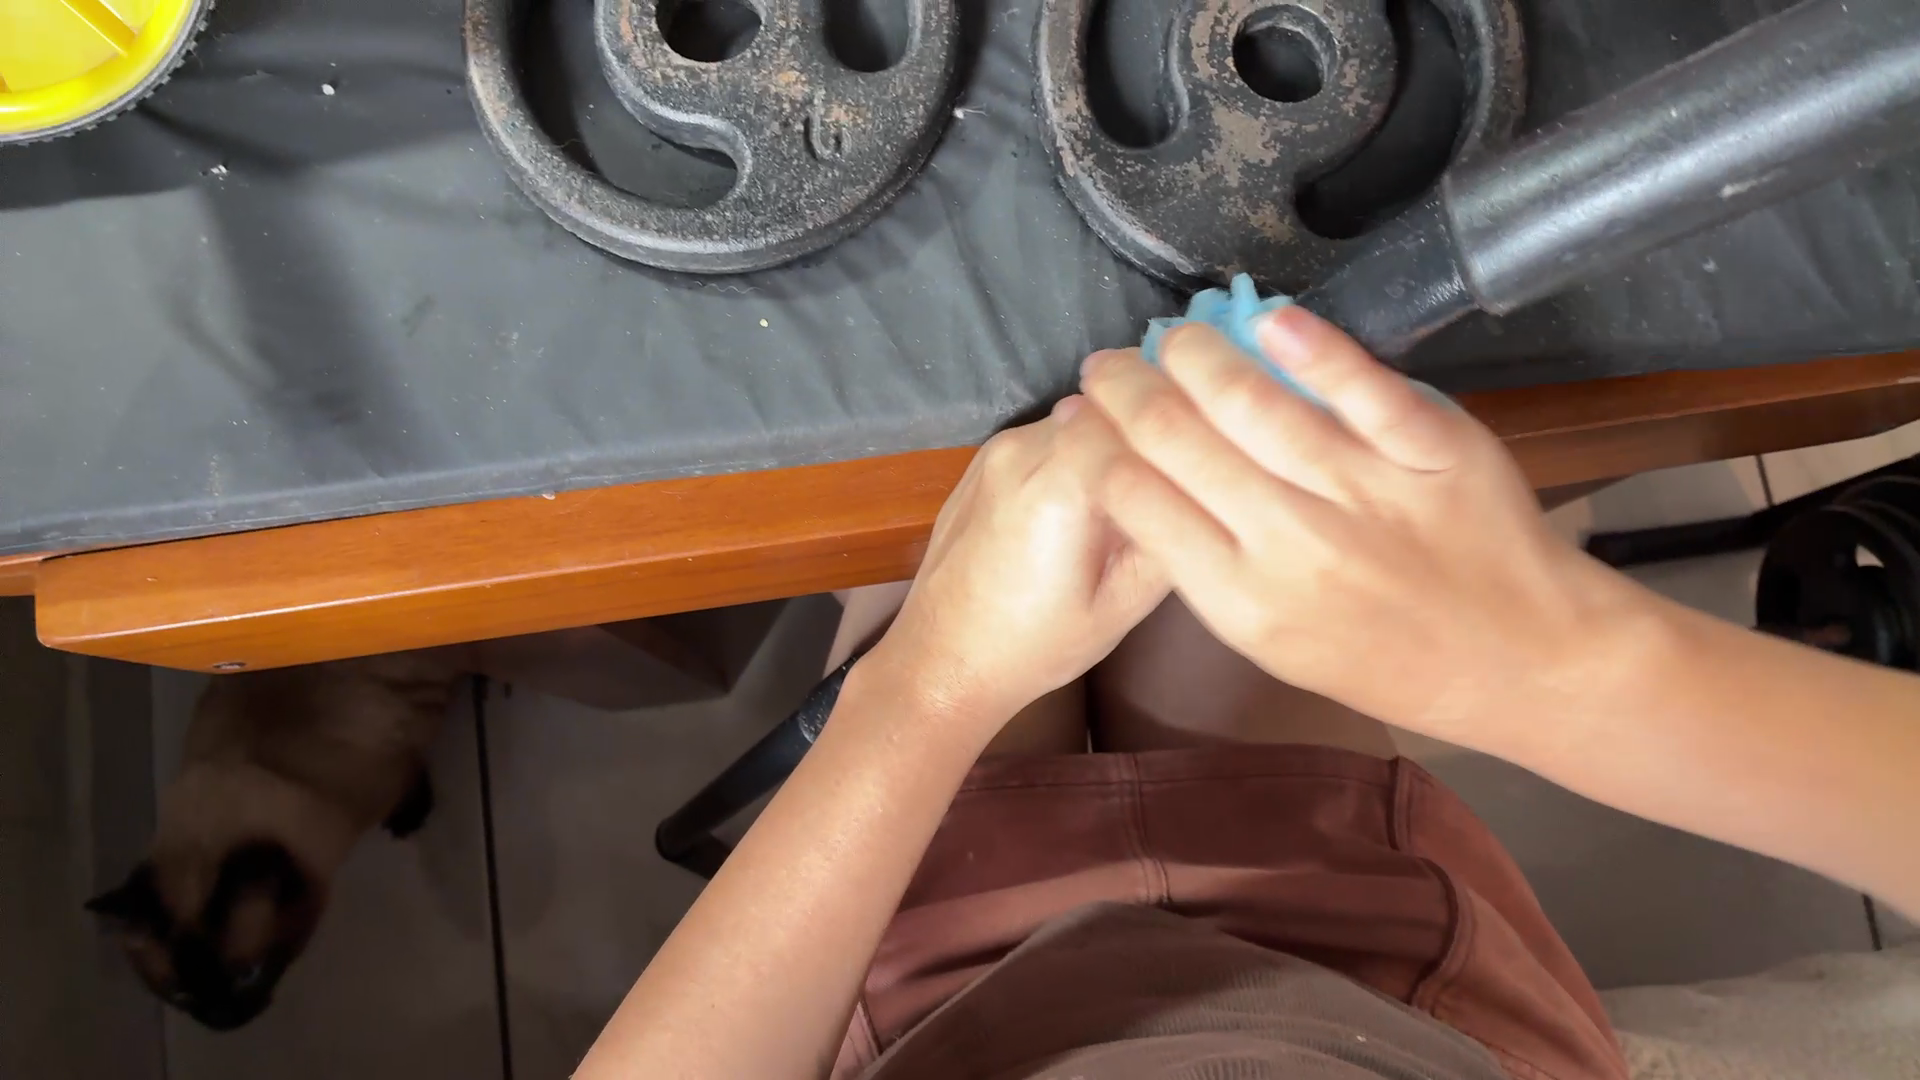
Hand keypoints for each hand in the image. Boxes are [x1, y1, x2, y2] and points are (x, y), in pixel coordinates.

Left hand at [865, 403, 1169, 731]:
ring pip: (1075, 416)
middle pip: (1105, 407)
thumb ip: (1165, 530)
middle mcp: (1020, 449)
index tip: (1210, 444)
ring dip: (1108, 442)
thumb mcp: (1122, 604)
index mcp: (1057, 483)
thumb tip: (1196, 478)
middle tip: (1178, 468)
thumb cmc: (1036, 644)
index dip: (1178, 420)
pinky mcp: (981, 460)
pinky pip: (1045, 436)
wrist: (944, 657)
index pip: (1136, 411)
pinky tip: (1082, 500)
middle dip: (1144, 430)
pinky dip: (1073, 453)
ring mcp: (994, 449)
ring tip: (1130, 490)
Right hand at [1058, 309, 1646, 742]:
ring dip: (1195, 356)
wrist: (1518, 665)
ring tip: (1171, 337)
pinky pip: (1363, 391)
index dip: (1095, 443)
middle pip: (1177, 439)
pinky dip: (1315, 349)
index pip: (1135, 498)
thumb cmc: (1376, 661)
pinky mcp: (1432, 452)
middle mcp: (1287, 543)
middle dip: (1124, 389)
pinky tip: (1268, 320)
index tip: (1081, 416)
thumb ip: (1204, 563)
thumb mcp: (1265, 640)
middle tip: (1105, 365)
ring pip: (1253, 404)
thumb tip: (1143, 482)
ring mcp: (1364, 492)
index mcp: (1237, 598)